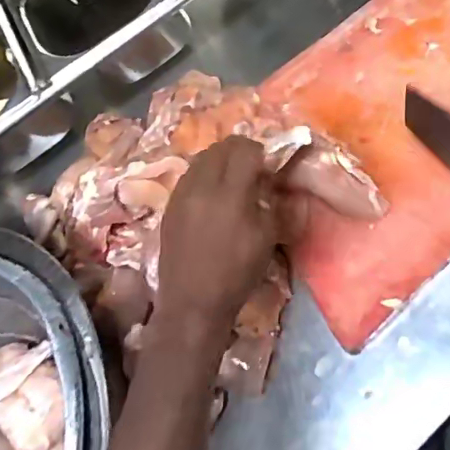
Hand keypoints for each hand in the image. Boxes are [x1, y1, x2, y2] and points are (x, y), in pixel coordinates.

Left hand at [153, 137, 280, 344]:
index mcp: (230, 193)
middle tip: (252, 168)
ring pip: (202, 157)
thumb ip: (276, 205)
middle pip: (221, 147)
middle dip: (239, 151)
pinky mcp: (169, 204)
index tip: (267, 166)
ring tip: (230, 181)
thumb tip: (279, 184)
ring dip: (220, 160)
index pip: (244, 150)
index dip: (260, 152)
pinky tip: (211, 195)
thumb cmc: (236, 273)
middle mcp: (202, 185)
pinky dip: (203, 174)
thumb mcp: (267, 239)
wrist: (192, 302)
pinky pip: (189, 174)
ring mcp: (181, 192)